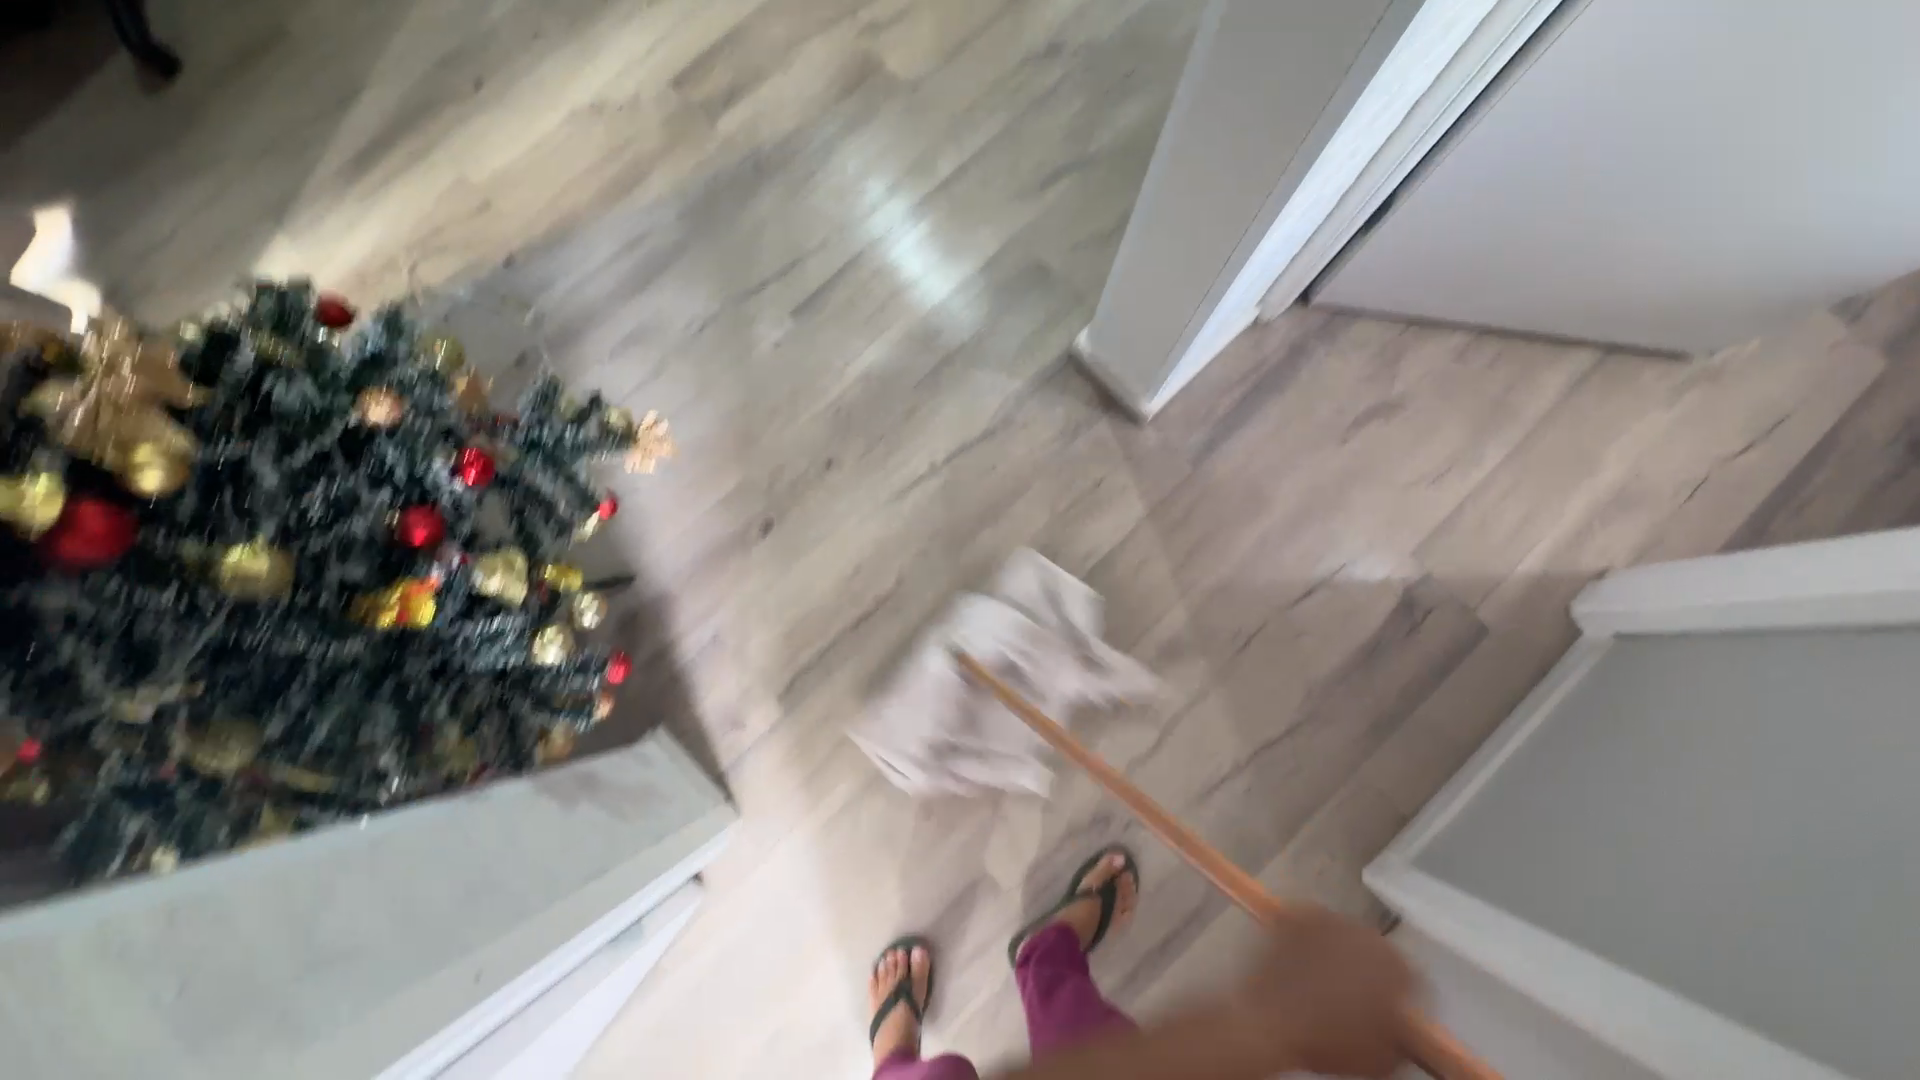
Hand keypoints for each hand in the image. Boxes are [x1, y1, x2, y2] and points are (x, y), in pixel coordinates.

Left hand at [1225, 906, 1417, 1077]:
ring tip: (1323, 977)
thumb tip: (1401, 1028)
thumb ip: (1403, 1038)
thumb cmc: (1331, 1042)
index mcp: (1397, 967)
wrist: (1272, 1019)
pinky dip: (1311, 938)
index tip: (1388, 1014)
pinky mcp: (1297, 913)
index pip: (1412, 980)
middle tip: (1353, 995)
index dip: (1400, 1000)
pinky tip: (1302, 959)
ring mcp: (1330, 918)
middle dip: (1370, 971)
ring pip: (1345, 935)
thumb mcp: (1385, 1059)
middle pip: (1377, 952)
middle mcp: (1368, 933)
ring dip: (1341, 952)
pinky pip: (1313, 925)